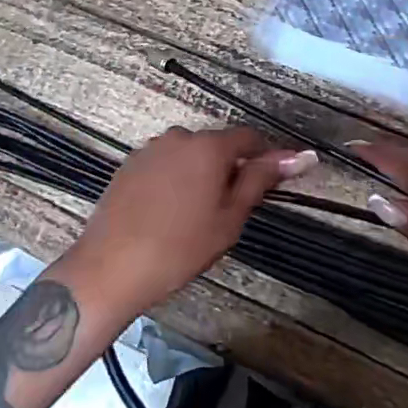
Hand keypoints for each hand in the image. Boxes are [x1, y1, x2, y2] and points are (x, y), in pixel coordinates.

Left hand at [63, 127, 314, 322]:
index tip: (274, 180)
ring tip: (196, 216)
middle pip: (217, 146)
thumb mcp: (230, 218)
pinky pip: (164, 165)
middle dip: (230, 168)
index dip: (266, 156)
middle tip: (230, 210)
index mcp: (208, 147)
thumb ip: (260, 179)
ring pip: (189, 156)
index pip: (249, 138)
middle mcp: (179, 137)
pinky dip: (175, 181)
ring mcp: (150, 149)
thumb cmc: (179, 248)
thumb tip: (298, 155)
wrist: (109, 269)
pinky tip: (168, 214)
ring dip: (200, 174)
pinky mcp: (128, 165)